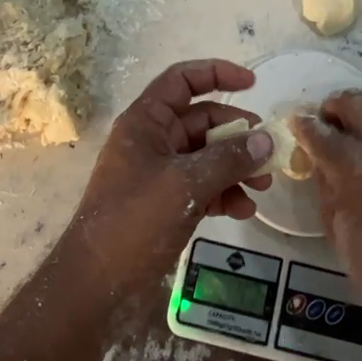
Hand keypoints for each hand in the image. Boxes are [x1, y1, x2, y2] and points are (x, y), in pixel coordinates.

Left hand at [65, 59, 273, 284]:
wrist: (94, 287)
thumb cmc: (133, 222)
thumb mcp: (185, 184)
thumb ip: (228, 158)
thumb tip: (267, 140)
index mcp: (146, 122)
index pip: (183, 80)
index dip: (217, 73)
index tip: (253, 83)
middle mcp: (152, 141)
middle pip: (202, 120)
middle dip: (237, 134)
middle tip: (267, 152)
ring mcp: (159, 174)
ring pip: (206, 156)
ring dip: (236, 167)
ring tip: (262, 188)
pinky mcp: (165, 204)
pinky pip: (202, 186)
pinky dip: (224, 194)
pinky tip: (243, 211)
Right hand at [293, 92, 361, 330]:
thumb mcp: (334, 224)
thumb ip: (325, 183)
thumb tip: (318, 157)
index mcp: (354, 166)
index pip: (321, 132)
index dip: (304, 124)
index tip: (297, 120)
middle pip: (356, 104)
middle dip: (335, 106)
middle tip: (326, 117)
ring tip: (353, 121)